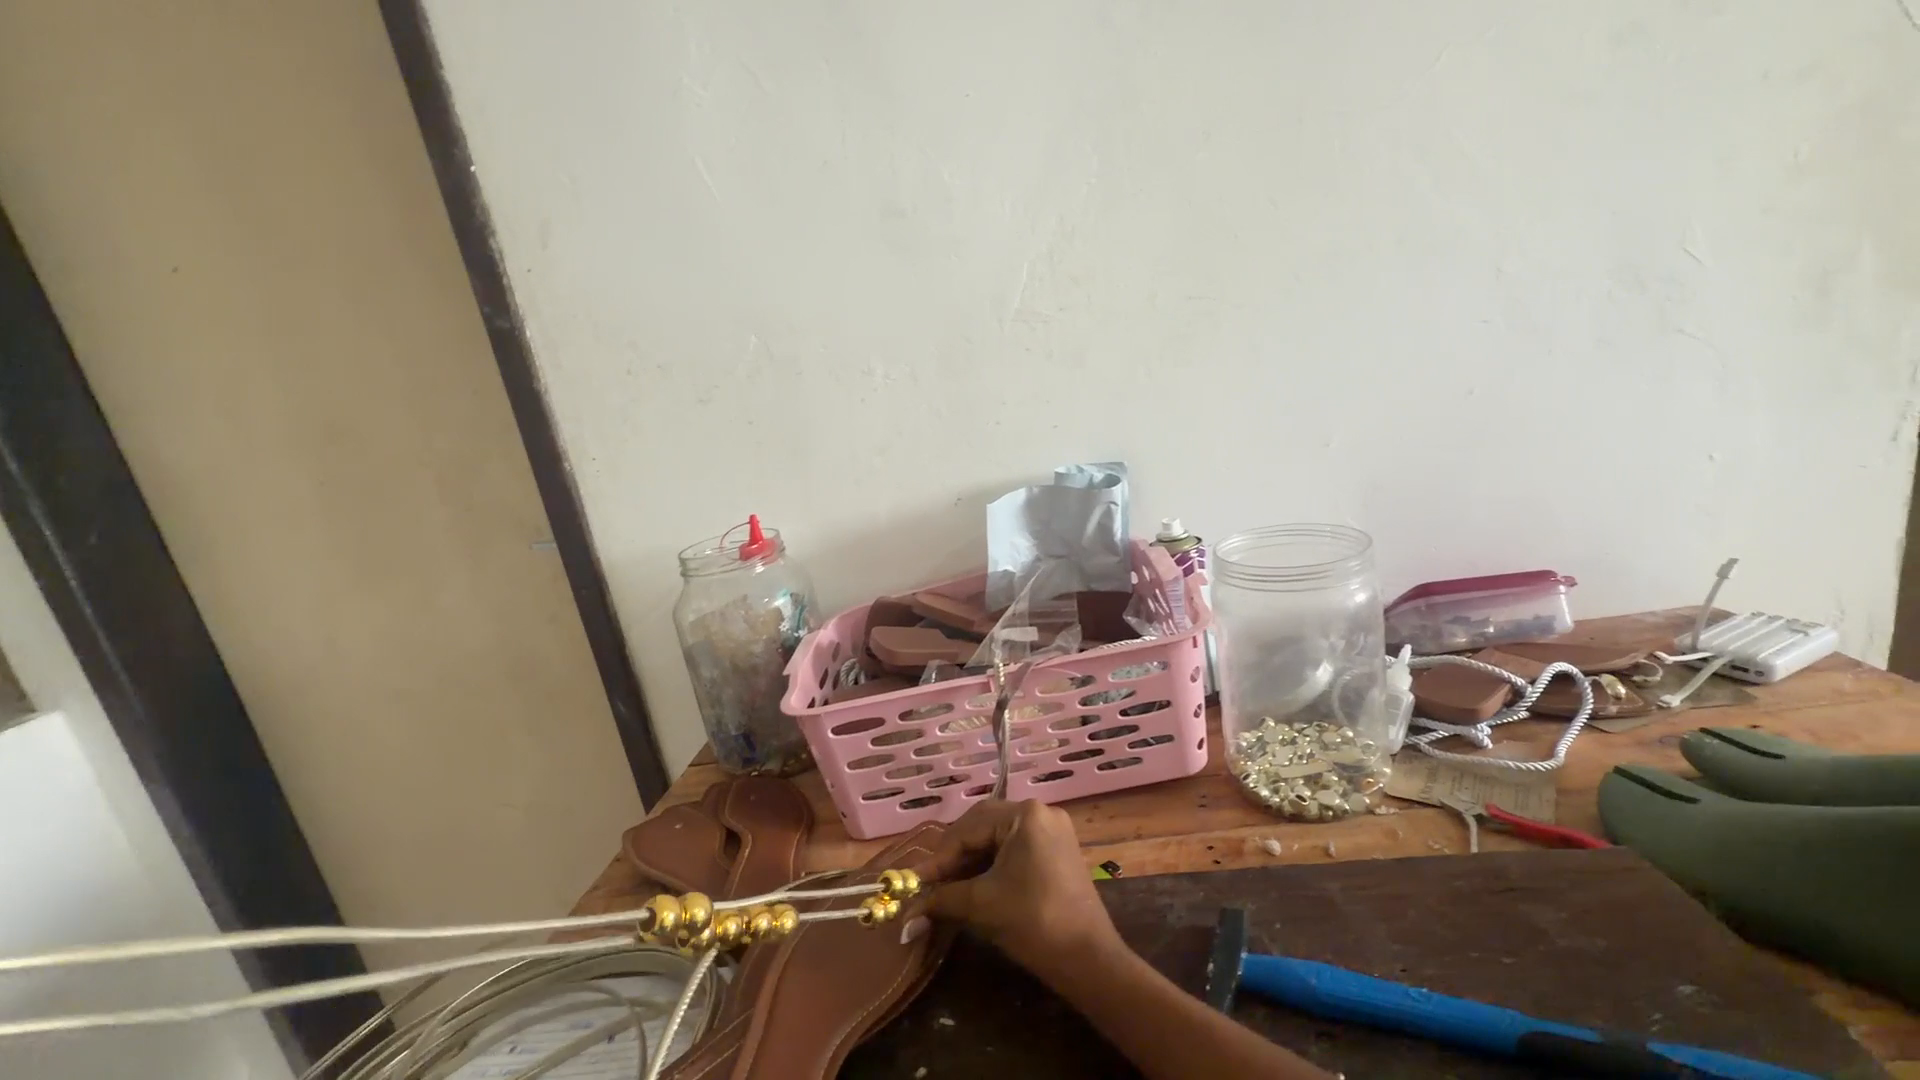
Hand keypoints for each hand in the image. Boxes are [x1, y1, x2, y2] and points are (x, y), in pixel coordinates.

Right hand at [915, 800, 1120, 981]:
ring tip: (948, 888)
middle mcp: (1040, 812)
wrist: (1087, 959)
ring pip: (998, 838)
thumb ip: (942, 898)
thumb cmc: (1033, 921)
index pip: (968, 829)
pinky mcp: (1058, 851)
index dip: (938, 858)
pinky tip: (975, 886)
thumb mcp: (981, 904)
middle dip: (954, 857)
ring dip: (971, 862)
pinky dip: (992, 865)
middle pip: (982, 827)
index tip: (913, 882)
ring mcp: (1053, 830)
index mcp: (1024, 814)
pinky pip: (1015, 849)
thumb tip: (908, 912)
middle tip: (930, 883)